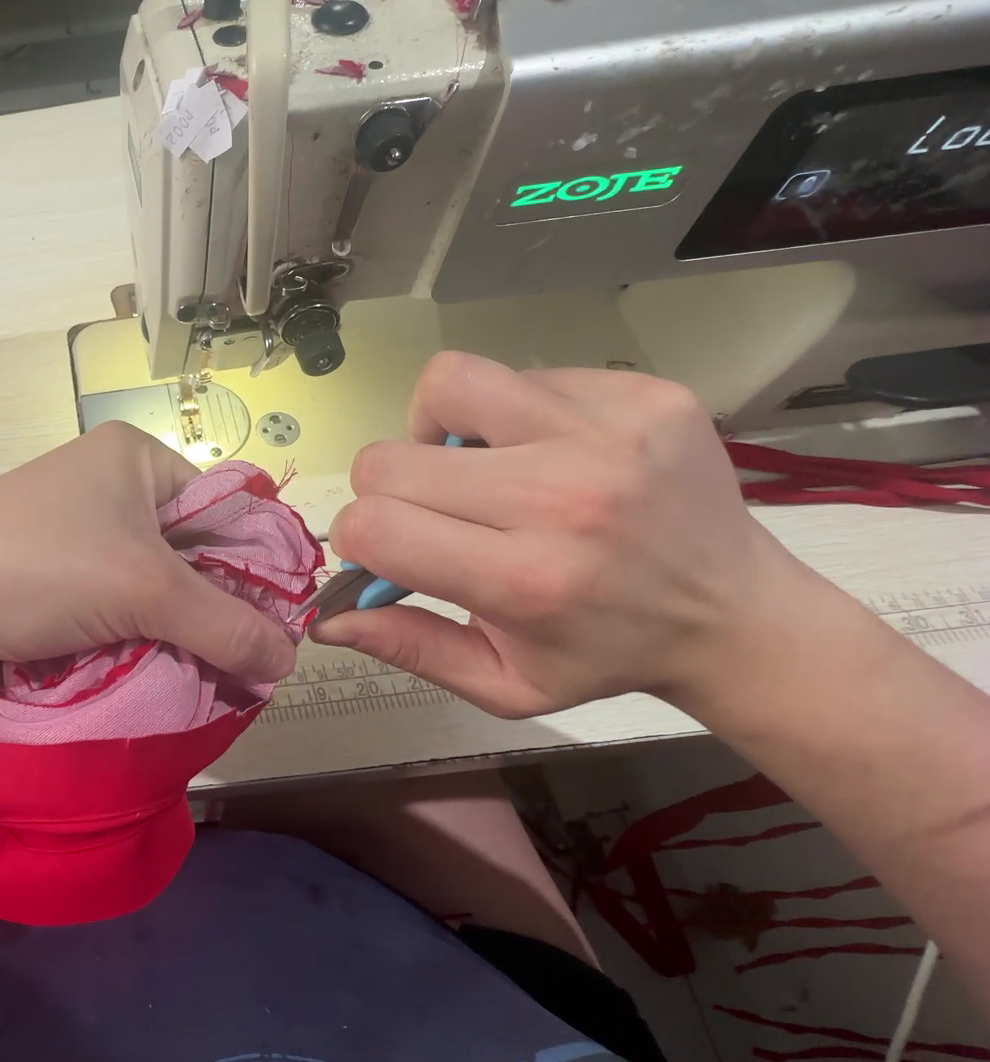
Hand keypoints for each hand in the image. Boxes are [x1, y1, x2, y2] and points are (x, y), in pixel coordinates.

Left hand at [0, 421, 297, 682]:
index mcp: (137, 457)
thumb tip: (289, 661)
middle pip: (188, 552)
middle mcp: (108, 482)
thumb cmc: (39, 569)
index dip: (253, 571)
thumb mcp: (145, 593)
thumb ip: (227, 626)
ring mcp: (74, 526)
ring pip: (150, 584)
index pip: (224, 509)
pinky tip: (149, 670)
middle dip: (210, 611)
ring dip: (171, 630)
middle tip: (240, 668)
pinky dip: (132, 634)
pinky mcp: (50, 567)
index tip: (273, 633)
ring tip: (199, 677)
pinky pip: (112, 600)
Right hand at [311, 351, 809, 716]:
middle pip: (387, 458)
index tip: (390, 550)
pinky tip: (546, 451)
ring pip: (449, 384)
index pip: (372, 526)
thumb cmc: (603, 655)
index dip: (359, 538)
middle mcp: (563, 498)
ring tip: (473, 461)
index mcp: (524, 580)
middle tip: (432, 512)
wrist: (738, 616)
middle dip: (386, 489)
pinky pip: (522, 376)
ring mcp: (609, 433)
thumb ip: (406, 648)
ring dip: (437, 426)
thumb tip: (323, 618)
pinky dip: (512, 413)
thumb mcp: (502, 685)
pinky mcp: (642, 393)